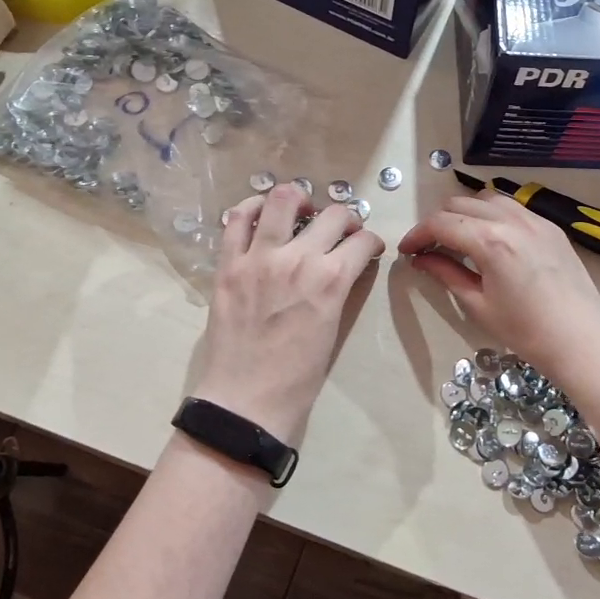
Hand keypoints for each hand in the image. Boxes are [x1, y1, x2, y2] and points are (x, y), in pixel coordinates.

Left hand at [190, 184, 384, 442]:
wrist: (247, 399)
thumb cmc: (298, 376)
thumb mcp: (333, 327)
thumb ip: (338, 289)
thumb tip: (344, 267)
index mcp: (331, 280)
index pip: (362, 240)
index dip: (371, 241)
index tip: (368, 247)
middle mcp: (298, 259)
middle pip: (333, 214)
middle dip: (346, 218)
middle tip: (341, 230)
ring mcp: (259, 258)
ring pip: (282, 199)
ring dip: (299, 199)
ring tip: (301, 210)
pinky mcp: (229, 265)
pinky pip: (236, 220)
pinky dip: (251, 208)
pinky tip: (260, 213)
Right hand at [397, 192, 599, 373]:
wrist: (579, 339)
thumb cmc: (525, 330)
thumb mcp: (477, 304)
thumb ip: (446, 273)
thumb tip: (421, 259)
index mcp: (489, 241)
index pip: (441, 224)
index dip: (418, 235)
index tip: (407, 252)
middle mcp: (511, 220)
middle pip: (460, 204)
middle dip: (439, 222)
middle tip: (431, 248)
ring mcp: (535, 220)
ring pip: (487, 199)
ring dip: (466, 213)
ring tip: (460, 239)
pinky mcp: (551, 227)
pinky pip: (514, 207)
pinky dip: (493, 214)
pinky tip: (492, 239)